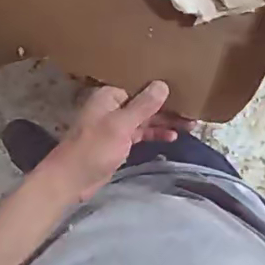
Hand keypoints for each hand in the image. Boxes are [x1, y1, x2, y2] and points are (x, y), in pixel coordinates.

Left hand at [33, 81, 184, 200]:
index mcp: (110, 95)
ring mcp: (116, 125)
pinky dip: (155, 134)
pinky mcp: (119, 142)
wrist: (71, 180)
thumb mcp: (121, 125)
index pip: (140, 85)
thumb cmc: (93, 148)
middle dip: (168, 107)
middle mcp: (113, 106)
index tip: (183, 88)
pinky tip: (172, 137)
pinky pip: (141, 133)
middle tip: (193, 110)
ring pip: (145, 119)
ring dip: (165, 122)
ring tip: (190, 124)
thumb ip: (143, 105)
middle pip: (145, 103)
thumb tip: (163, 84)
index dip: (161, 86)